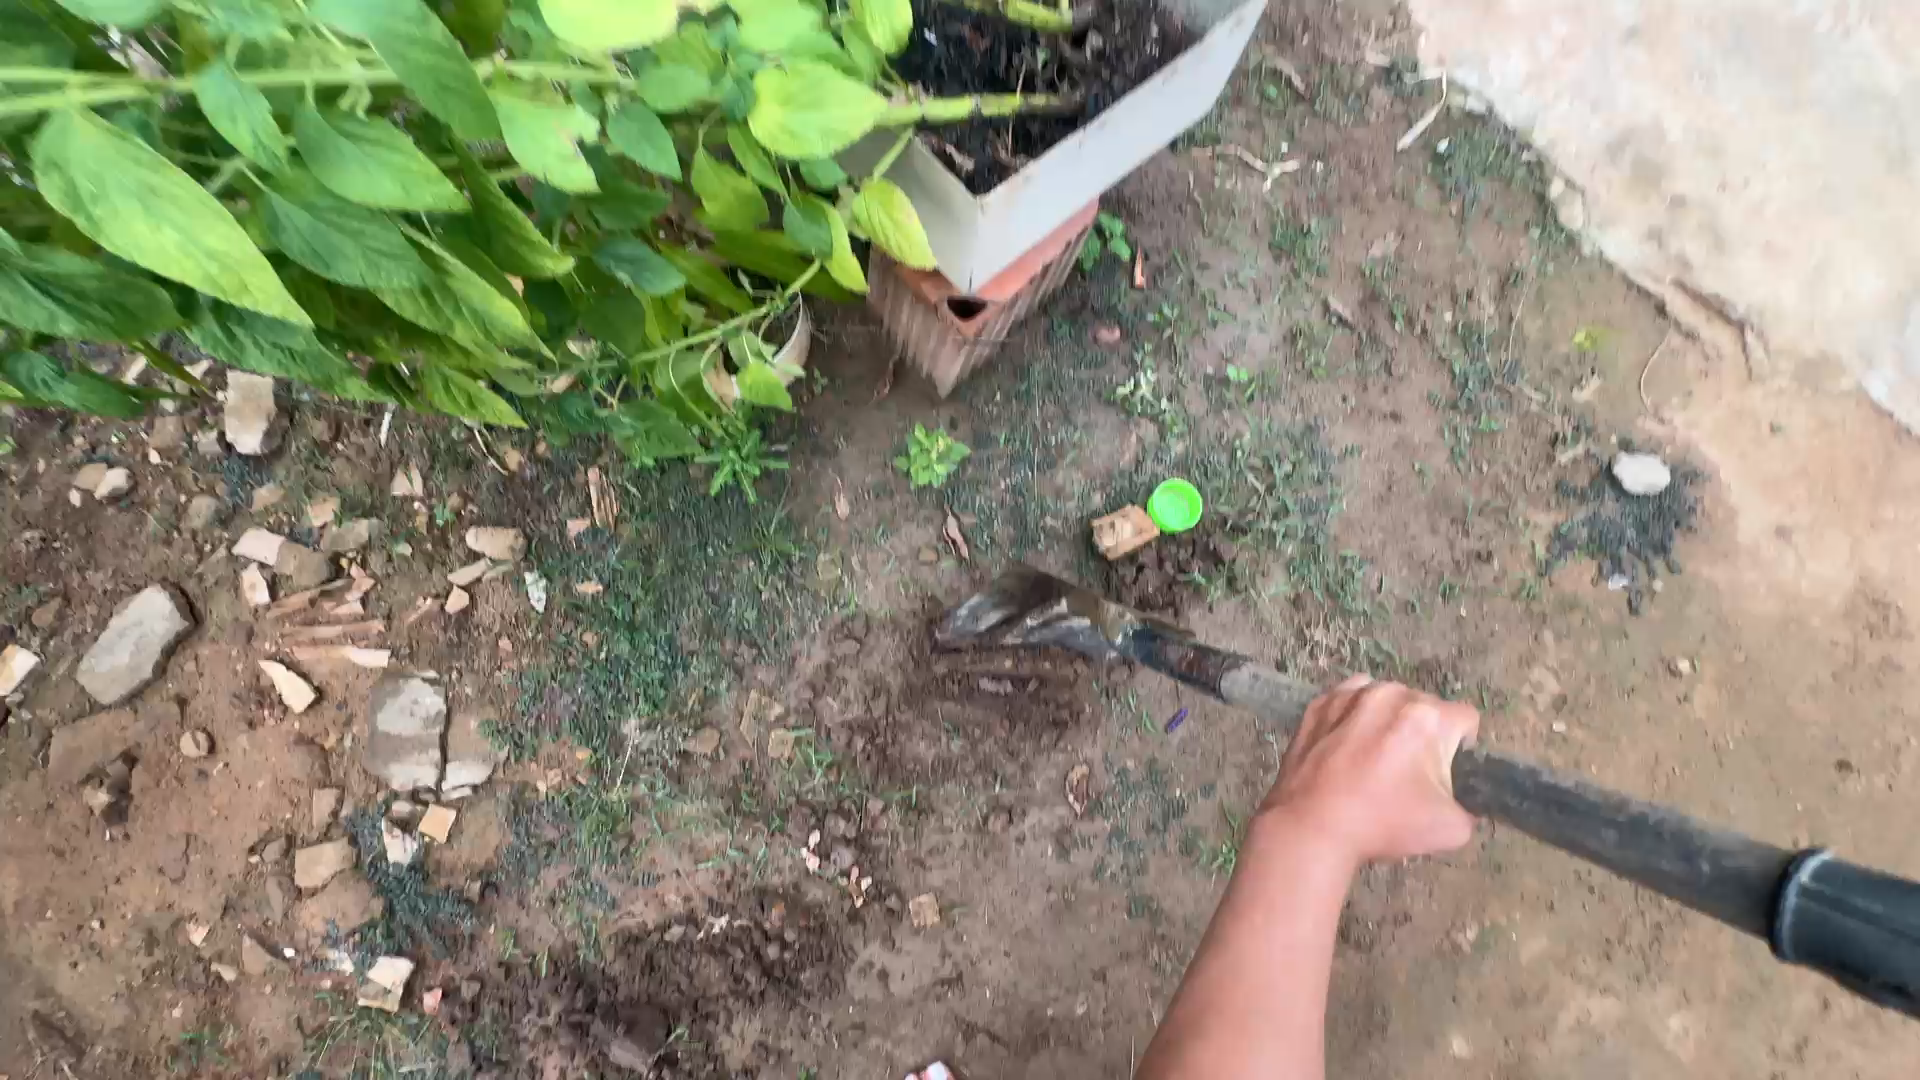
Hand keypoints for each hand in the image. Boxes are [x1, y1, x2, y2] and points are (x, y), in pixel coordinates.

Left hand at [1259, 676, 1479, 864]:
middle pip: (1422, 705)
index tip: (1447, 769)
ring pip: (1384, 698)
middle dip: (1424, 731)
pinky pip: (1348, 700)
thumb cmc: (1382, 822)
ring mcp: (1346, 695)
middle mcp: (1386, 694)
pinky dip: (1353, 716)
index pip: (1465, 718)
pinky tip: (1347, 746)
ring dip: (1387, 719)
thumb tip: (1459, 794)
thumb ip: (1472, 802)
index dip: (1462, 746)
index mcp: (1424, 716)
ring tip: (1376, 756)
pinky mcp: (1317, 704)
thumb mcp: (1453, 827)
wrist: (1311, 823)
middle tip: (1408, 769)